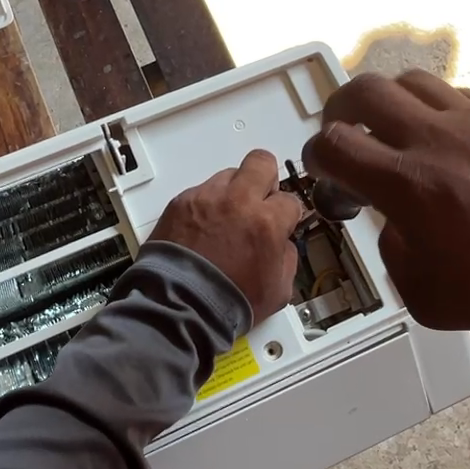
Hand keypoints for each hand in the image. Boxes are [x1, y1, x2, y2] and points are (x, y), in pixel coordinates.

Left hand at [151, 149, 304, 319]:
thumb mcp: (277, 291)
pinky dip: (205, 205)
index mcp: (266, 221)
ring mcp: (206, 198)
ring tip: (227, 218)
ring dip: (233, 192)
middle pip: (261, 162)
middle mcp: (237, 201)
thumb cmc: (225, 303)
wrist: (180, 306)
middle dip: (265, 178)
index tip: (281, 222)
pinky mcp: (181, 202)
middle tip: (260, 199)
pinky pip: (200, 192)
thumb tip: (282, 245)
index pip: (290, 199)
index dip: (286, 214)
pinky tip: (203, 229)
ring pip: (229, 174)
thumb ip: (287, 259)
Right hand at [301, 72, 469, 330]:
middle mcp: (433, 140)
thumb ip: (391, 248)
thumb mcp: (422, 291)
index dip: (317, 155)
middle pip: (362, 92)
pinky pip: (456, 92)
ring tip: (394, 123)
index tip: (325, 167)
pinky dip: (435, 106)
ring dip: (389, 101)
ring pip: (409, 81)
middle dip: (340, 109)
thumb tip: (393, 220)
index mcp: (406, 185)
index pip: (334, 145)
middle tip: (343, 127)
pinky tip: (443, 131)